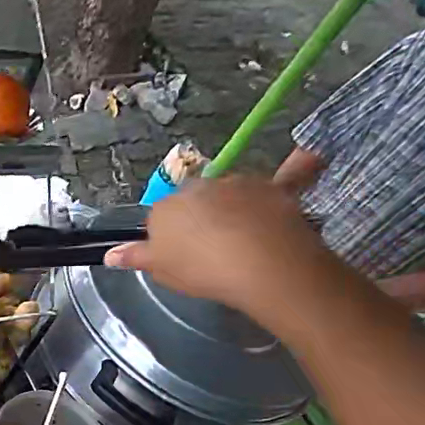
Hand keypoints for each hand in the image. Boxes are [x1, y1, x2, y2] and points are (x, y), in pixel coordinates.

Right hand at [105, 176, 337, 319]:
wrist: (262, 265)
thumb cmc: (201, 270)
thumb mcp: (160, 270)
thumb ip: (135, 257)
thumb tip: (110, 253)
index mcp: (164, 208)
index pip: (159, 218)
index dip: (167, 238)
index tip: (177, 257)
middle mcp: (198, 188)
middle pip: (194, 202)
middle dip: (198, 219)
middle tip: (207, 251)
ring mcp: (238, 184)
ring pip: (229, 195)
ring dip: (232, 208)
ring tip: (243, 239)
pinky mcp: (274, 187)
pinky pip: (287, 174)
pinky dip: (298, 166)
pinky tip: (314, 154)